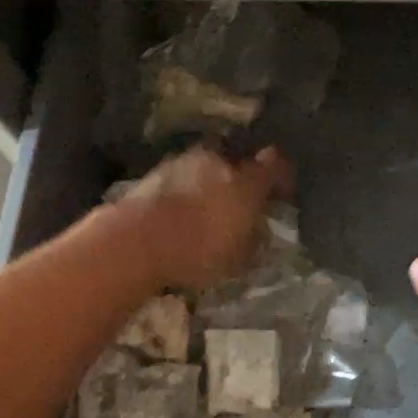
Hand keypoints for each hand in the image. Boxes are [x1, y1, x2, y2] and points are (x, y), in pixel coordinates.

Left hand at [116, 147, 291, 289]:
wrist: (135, 241)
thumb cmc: (197, 250)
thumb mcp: (238, 257)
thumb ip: (254, 239)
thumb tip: (259, 230)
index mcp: (246, 179)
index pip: (276, 166)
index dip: (282, 178)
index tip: (282, 194)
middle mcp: (218, 160)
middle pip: (237, 163)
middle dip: (241, 180)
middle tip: (240, 205)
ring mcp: (183, 162)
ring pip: (206, 169)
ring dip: (209, 184)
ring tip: (205, 211)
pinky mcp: (154, 172)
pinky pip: (181, 179)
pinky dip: (185, 192)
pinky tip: (180, 214)